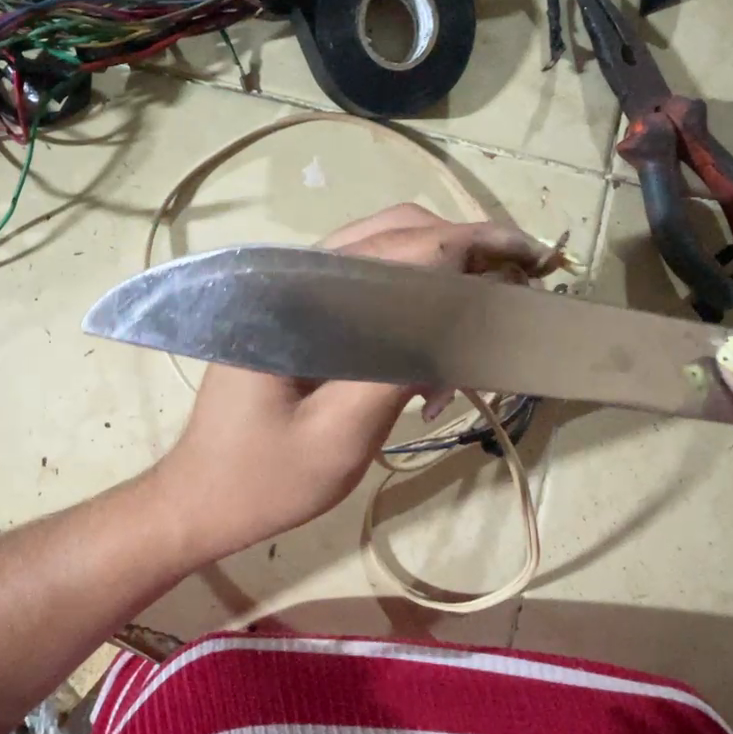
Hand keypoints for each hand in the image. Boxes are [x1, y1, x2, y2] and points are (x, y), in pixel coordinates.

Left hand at [153, 203, 553, 560]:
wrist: (201, 499)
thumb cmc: (263, 480)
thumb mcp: (338, 439)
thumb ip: (394, 370)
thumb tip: (461, 314)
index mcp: (292, 296)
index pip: (398, 249)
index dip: (471, 248)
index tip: (531, 265)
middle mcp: (291, 276)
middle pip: (394, 234)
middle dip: (464, 248)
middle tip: (522, 284)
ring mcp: (293, 293)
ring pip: (384, 253)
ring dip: (440, 271)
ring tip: (487, 313)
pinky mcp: (299, 317)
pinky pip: (366, 286)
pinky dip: (410, 300)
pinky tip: (434, 351)